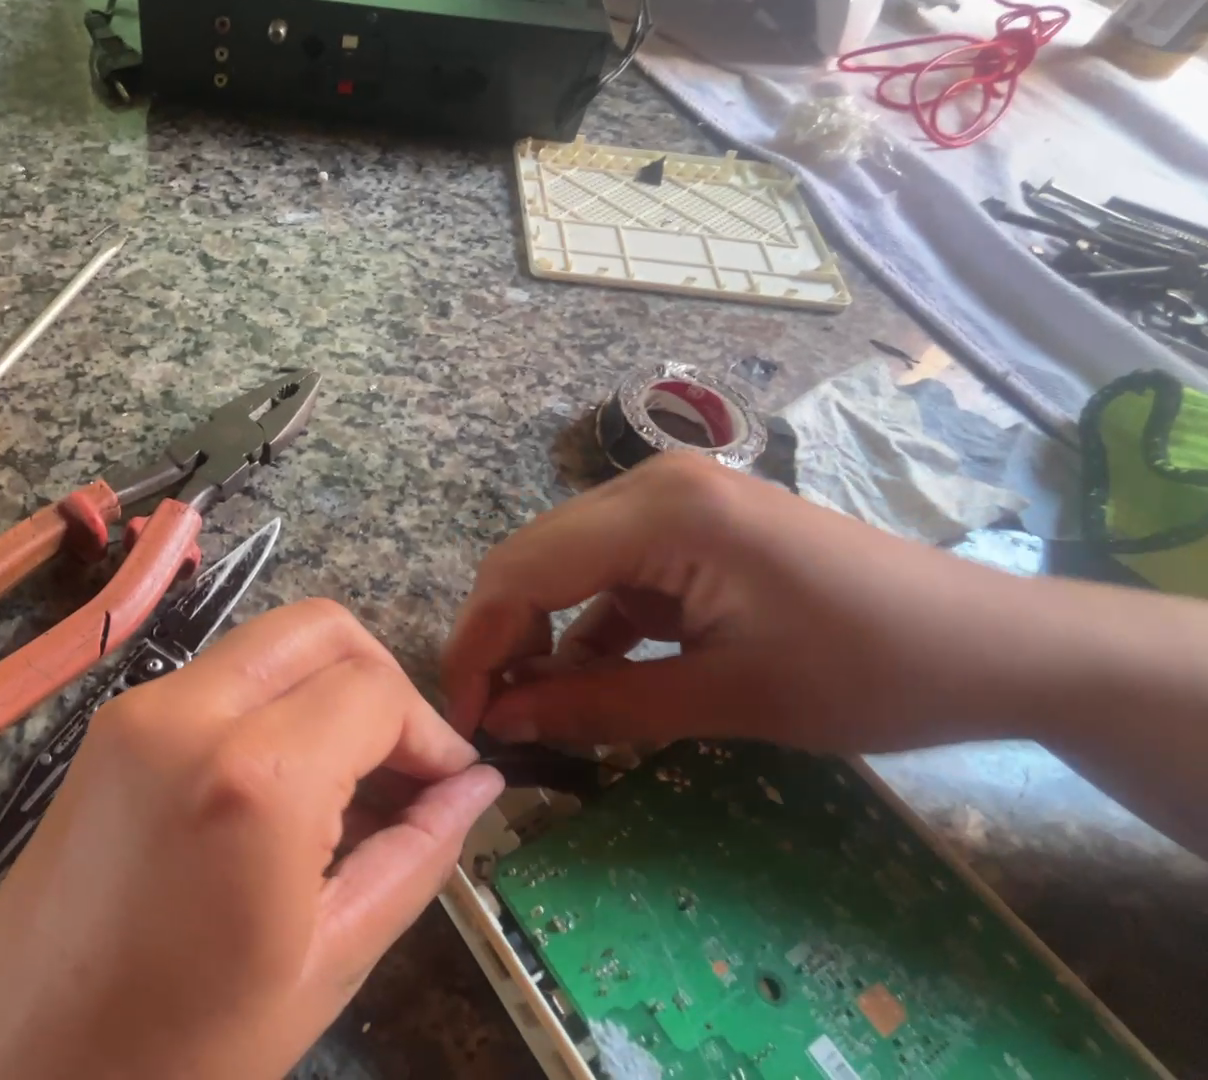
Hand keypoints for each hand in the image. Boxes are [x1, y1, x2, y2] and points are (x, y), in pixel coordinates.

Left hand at [0, 599, 503, 1079]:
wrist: (20, 1064)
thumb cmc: (186, 1043)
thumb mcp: (329, 958)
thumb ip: (418, 854)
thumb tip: (476, 786)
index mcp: (254, 774)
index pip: (376, 691)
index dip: (431, 731)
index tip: (450, 783)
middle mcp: (187, 710)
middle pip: (320, 628)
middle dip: (380, 679)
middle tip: (401, 763)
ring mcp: (136, 708)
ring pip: (265, 643)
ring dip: (322, 688)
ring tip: (344, 782)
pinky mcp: (107, 723)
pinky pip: (214, 677)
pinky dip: (267, 701)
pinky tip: (277, 782)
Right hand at [442, 454, 1083, 753]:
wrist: (996, 647)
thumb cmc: (872, 670)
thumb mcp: (726, 698)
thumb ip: (598, 705)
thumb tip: (499, 721)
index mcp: (661, 510)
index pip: (523, 572)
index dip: (478, 647)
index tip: (465, 720)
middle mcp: (649, 485)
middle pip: (529, 561)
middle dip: (498, 640)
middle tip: (490, 717)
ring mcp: (666, 503)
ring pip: (557, 569)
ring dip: (536, 636)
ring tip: (529, 706)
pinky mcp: (682, 532)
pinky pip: (602, 578)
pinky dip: (582, 630)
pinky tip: (583, 680)